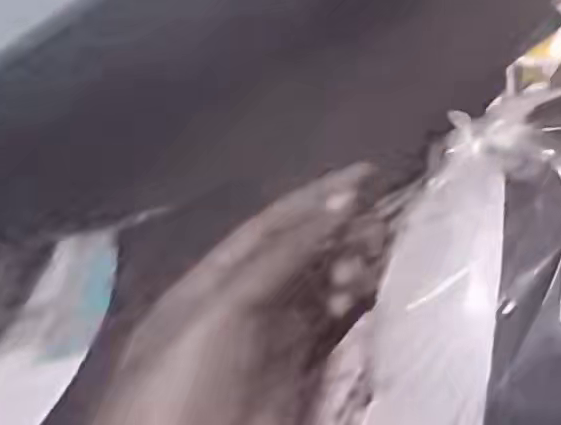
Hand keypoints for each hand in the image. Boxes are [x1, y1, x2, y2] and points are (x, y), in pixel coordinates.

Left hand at [95, 165, 376, 424]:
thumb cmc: (183, 388)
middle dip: (343, 230)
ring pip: (323, 277)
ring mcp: (269, 333)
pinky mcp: (295, 361)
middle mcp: (241, 301)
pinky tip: (359, 296)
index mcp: (209, 284)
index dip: (319, 194)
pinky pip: (332, 312)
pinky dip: (352, 296)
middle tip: (377, 231)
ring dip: (350, 262)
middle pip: (304, 247)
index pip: (272, 223)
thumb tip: (347, 198)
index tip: (371, 172)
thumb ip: (284, 253)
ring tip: (364, 269)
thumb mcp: (222, 314)